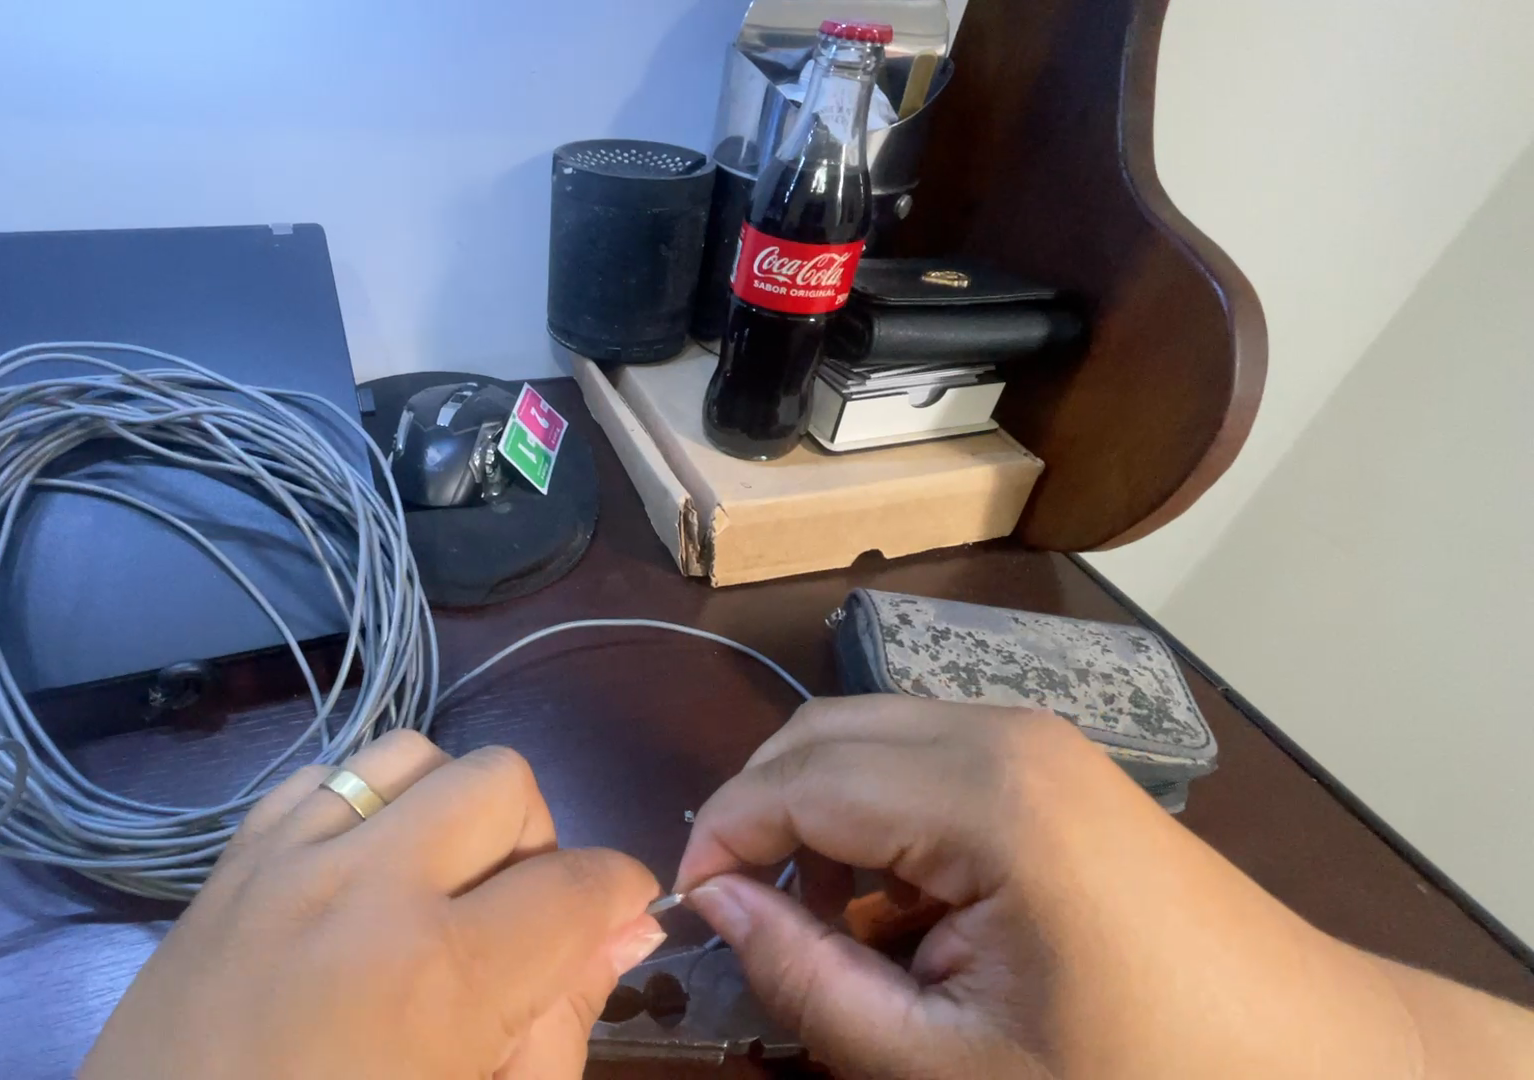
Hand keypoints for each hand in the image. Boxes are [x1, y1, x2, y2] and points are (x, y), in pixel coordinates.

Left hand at [82, 731, 663, 1078]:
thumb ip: (563, 1019)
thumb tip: (625, 924)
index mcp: (438, 977)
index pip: (576, 884)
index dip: (620, 890)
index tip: (620, 911)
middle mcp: (365, 886)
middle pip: (501, 779)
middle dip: (531, 840)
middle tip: (506, 917)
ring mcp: (287, 859)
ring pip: (415, 753)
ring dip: (447, 807)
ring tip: (430, 882)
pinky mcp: (233, 857)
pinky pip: (327, 774)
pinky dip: (365, 807)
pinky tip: (357, 873)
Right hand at [674, 696, 1437, 1078]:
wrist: (1332, 1067)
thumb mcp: (952, 1068)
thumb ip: (809, 979)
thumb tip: (712, 903)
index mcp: (981, 796)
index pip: (798, 782)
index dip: (723, 836)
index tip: (689, 906)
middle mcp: (991, 729)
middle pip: (816, 735)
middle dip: (758, 811)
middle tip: (742, 905)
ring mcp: (1019, 729)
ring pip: (855, 735)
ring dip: (811, 810)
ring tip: (824, 912)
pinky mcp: (1033, 749)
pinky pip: (906, 751)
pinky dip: (867, 808)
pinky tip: (893, 892)